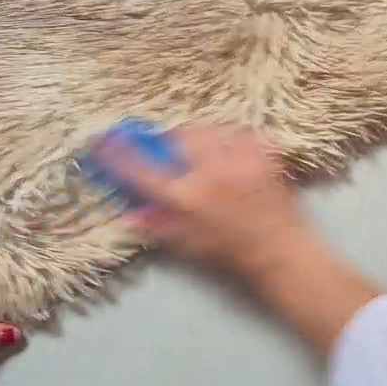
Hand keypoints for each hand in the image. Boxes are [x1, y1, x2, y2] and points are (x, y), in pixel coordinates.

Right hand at [95, 126, 384, 357]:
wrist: (284, 253)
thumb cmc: (234, 255)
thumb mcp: (189, 245)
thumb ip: (158, 225)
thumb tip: (130, 212)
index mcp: (188, 197)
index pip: (142, 170)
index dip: (118, 155)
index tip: (103, 143)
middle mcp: (212, 172)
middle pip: (178, 139)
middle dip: (169, 142)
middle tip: (170, 154)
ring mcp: (241, 159)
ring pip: (208, 130)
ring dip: (199, 139)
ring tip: (202, 155)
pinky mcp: (264, 152)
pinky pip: (239, 133)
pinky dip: (230, 139)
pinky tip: (231, 156)